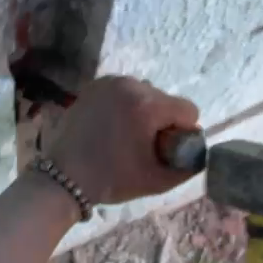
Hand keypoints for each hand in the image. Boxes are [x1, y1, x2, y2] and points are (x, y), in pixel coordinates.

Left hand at [45, 76, 200, 205]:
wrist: (64, 177)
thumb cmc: (112, 180)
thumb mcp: (157, 180)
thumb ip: (188, 167)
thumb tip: (198, 153)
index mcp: (148, 106)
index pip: (188, 109)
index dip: (183, 132)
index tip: (166, 148)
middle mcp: (131, 85)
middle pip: (165, 100)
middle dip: (162, 120)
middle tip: (143, 145)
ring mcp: (110, 82)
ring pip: (144, 93)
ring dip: (144, 111)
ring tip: (127, 136)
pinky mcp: (94, 86)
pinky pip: (123, 91)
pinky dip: (124, 105)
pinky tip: (113, 126)